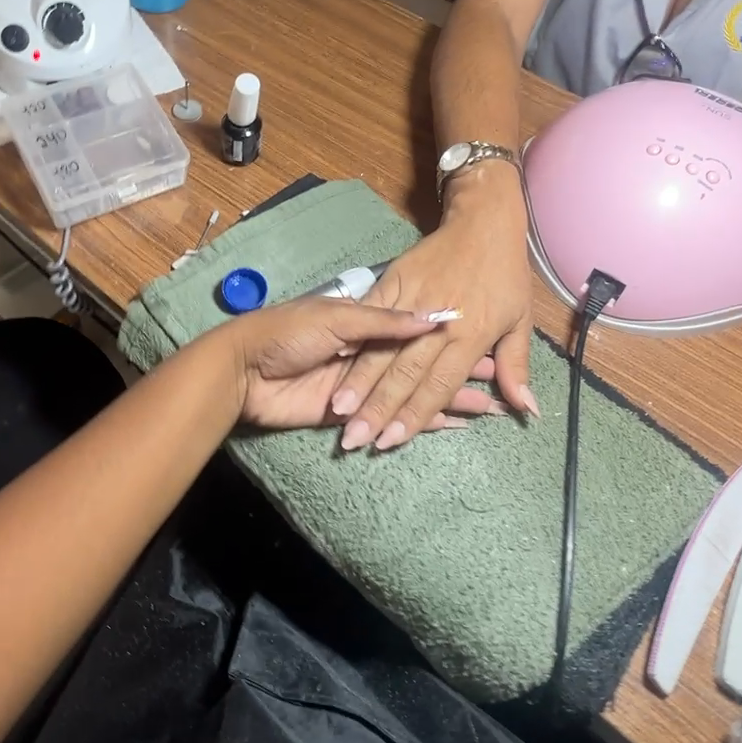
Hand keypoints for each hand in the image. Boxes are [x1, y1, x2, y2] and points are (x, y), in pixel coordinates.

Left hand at [209, 298, 500, 432]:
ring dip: (448, 401)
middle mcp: (370, 354)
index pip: (420, 332)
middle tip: (498, 387)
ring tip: (487, 410)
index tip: (490, 347)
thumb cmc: (288, 331)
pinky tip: (451, 425)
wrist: (243, 367)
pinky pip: (391, 416)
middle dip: (459, 375)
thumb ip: (385, 323)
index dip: (453, 338)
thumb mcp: (338, 317)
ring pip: (413, 393)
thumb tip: (435, 319)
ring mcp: (362, 385)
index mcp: (367, 322)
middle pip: (422, 366)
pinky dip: (420, 421)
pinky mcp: (352, 413)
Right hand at [333, 163, 537, 450]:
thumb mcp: (520, 320)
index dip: (414, 415)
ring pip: (381, 347)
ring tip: (338, 410)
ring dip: (358, 380)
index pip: (438, 384)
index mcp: (472, 335)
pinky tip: (334, 360)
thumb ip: (514, 366)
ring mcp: (412, 300)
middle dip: (378, 409)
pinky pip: (370, 316)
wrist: (484, 222)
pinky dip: (353, 341)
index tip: (390, 441)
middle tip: (354, 439)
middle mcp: (439, 323)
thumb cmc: (504, 275)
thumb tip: (525, 410)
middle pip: (404, 373)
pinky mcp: (392, 281)